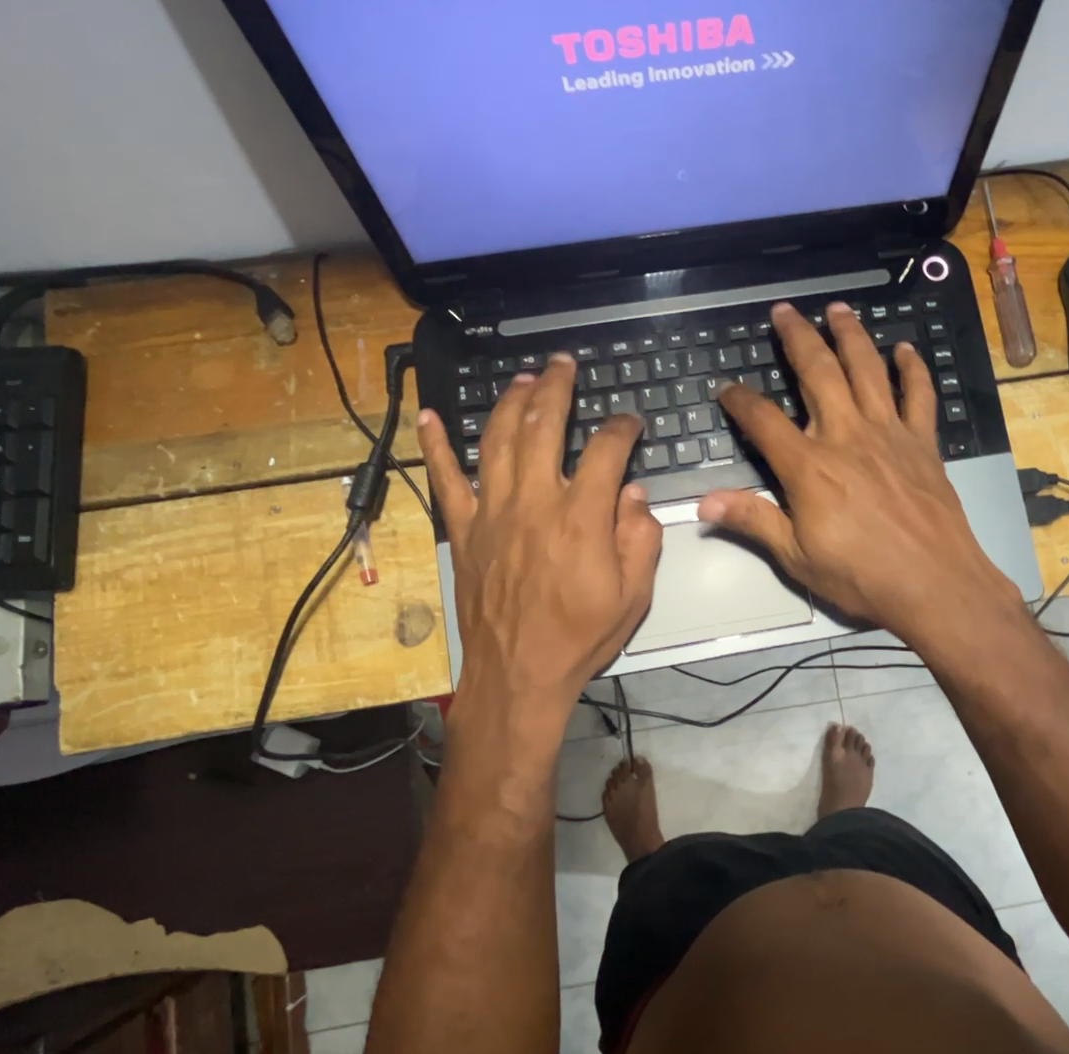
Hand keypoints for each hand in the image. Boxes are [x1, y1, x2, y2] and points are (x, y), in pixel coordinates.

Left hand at [419, 356, 662, 746]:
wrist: (519, 673)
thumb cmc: (581, 636)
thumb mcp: (634, 594)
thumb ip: (640, 537)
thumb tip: (633, 494)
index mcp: (581, 517)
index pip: (606, 451)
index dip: (622, 428)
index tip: (631, 422)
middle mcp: (534, 502)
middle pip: (543, 426)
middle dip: (556, 388)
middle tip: (563, 364)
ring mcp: (493, 512)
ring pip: (497, 440)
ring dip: (509, 403)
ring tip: (523, 379)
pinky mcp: (464, 529)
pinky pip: (445, 480)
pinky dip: (434, 446)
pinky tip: (428, 417)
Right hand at [699, 302, 1023, 641]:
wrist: (934, 584)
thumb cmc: (861, 576)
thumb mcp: (796, 557)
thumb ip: (753, 521)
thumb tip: (704, 503)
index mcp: (809, 467)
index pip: (763, 420)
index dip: (740, 401)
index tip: (727, 390)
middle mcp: (846, 436)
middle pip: (818, 372)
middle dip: (797, 337)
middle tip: (784, 311)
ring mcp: (889, 435)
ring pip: (867, 369)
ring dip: (850, 335)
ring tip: (838, 309)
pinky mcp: (922, 443)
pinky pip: (918, 395)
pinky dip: (911, 369)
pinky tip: (905, 349)